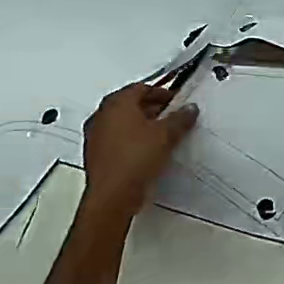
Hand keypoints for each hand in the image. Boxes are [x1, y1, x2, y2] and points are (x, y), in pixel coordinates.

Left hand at [80, 83, 197, 222]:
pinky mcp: (94, 154)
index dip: (161, 93)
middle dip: (151, 108)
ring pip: (121, 122)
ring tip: (161, 135)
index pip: (141, 88)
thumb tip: (189, 109)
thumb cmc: (135, 158)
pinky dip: (130, 139)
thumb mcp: (166, 135)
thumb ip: (180, 118)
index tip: (175, 101)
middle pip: (129, 104)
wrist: (113, 196)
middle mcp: (101, 115)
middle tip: (171, 116)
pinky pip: (115, 139)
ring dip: (140, 124)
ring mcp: (94, 135)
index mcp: (117, 103)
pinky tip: (145, 151)